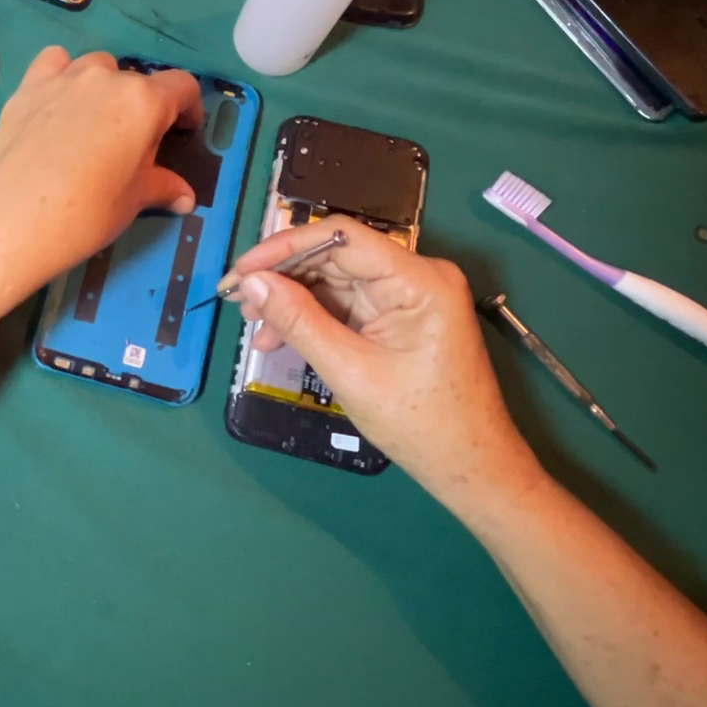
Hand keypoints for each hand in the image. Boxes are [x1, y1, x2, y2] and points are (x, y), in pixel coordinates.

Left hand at [0, 47, 202, 298]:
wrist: (13, 221)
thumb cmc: (87, 214)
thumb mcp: (133, 202)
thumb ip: (162, 188)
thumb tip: (186, 198)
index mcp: (143, 102)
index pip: (181, 87)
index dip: (188, 109)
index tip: (183, 132)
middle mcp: (106, 79)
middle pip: (137, 81)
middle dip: (144, 108)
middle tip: (134, 147)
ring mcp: (63, 79)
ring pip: (96, 67)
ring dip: (105, 86)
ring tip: (97, 122)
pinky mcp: (27, 89)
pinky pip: (53, 63)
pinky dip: (62, 74)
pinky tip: (59, 103)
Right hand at [228, 217, 545, 514]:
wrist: (469, 468)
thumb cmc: (419, 424)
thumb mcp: (349, 371)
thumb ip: (298, 321)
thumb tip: (251, 282)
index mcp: (417, 280)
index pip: (340, 238)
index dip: (284, 247)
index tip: (242, 271)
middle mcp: (413, 275)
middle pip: (333, 256)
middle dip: (281, 276)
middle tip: (237, 299)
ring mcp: (404, 295)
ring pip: (331, 280)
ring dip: (289, 300)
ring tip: (251, 324)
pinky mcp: (394, 315)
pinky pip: (341, 303)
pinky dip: (307, 318)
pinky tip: (276, 338)